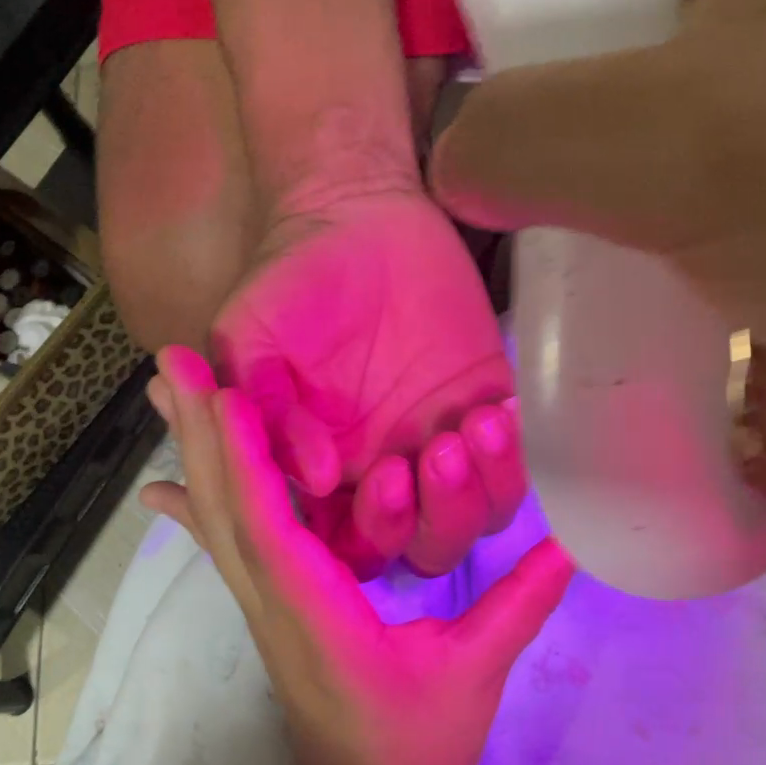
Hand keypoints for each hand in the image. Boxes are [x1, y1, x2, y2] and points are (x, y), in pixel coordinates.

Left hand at [142, 345, 574, 764]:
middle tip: (165, 363)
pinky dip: (197, 503)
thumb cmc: (415, 751)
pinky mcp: (271, 610)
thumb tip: (572, 542)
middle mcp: (274, 602)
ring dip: (191, 454)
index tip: (223, 394)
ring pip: (217, 522)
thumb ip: (516, 606)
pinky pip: (226, 545)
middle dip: (197, 433)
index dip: (247, 460)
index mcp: (317, 613)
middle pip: (224, 510)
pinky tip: (166, 483)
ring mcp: (264, 607)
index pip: (271, 529)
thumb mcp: (472, 677)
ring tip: (161, 393)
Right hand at [212, 190, 527, 578]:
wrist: (356, 217)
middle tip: (430, 454)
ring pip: (478, 518)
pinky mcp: (488, 407)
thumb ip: (269, 410)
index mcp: (331, 475)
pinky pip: (515, 465)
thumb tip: (315, 480)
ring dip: (477, 492)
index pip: (354, 547)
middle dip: (433, 520)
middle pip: (426, 547)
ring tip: (469, 424)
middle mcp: (391, 473)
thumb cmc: (293, 282)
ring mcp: (443, 443)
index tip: (379, 479)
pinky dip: (513, 456)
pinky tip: (494, 410)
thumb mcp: (251, 343)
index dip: (371, 535)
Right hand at [431, 0, 765, 439]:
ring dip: (617, 181)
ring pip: (674, 101)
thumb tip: (452, 158)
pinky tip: (654, 280)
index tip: (483, 70)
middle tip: (524, 181)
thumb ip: (531, 131)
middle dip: (573, 104)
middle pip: (640, 12)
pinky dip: (670, 222)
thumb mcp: (690, 148)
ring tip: (583, 246)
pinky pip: (719, 170)